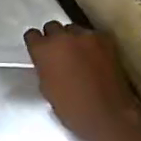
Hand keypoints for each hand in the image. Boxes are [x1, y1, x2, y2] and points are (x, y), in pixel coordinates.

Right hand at [23, 22, 140, 140]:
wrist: (107, 114)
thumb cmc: (72, 109)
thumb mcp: (47, 89)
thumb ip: (44, 68)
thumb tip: (48, 63)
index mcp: (43, 50)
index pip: (32, 35)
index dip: (36, 44)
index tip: (41, 52)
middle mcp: (62, 36)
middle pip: (52, 27)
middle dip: (54, 38)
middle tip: (60, 54)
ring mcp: (85, 35)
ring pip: (73, 29)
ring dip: (73, 40)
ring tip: (80, 56)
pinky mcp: (105, 39)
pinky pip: (93, 36)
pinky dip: (92, 44)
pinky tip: (96, 59)